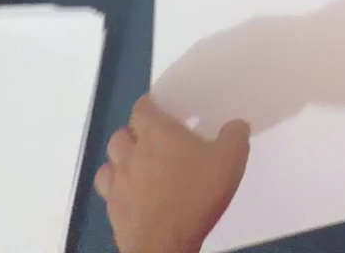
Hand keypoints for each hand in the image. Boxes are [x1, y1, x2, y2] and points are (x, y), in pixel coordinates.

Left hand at [94, 95, 249, 252]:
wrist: (165, 245)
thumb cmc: (197, 193)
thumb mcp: (232, 155)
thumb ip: (235, 132)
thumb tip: (234, 125)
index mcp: (158, 134)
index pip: (142, 109)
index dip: (149, 105)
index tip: (160, 105)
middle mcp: (132, 155)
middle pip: (121, 135)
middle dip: (134, 132)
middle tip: (155, 137)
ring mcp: (118, 186)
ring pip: (109, 164)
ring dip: (121, 160)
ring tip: (140, 166)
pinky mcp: (113, 213)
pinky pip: (109, 192)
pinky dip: (119, 188)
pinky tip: (137, 194)